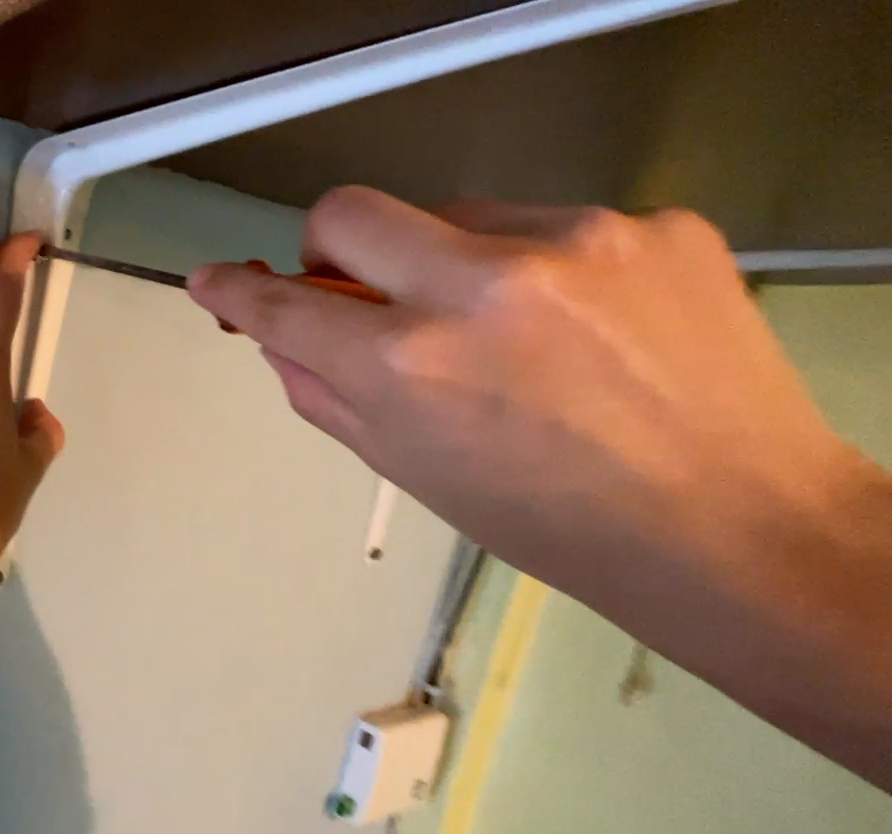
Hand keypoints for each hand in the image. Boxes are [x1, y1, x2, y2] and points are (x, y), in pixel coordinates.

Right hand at [185, 187, 860, 606]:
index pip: (285, 305)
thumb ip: (324, 390)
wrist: (723, 520)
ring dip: (438, 263)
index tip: (212, 281)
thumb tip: (280, 338)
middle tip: (353, 293)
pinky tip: (566, 326)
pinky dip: (525, 266)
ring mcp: (572, 241)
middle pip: (351, 212)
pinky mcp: (650, 223)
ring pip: (452, 215)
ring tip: (492, 332)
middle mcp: (477, 283)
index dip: (235, 292)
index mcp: (406, 363)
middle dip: (327, 247)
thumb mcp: (403, 464)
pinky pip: (544, 224)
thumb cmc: (540, 515)